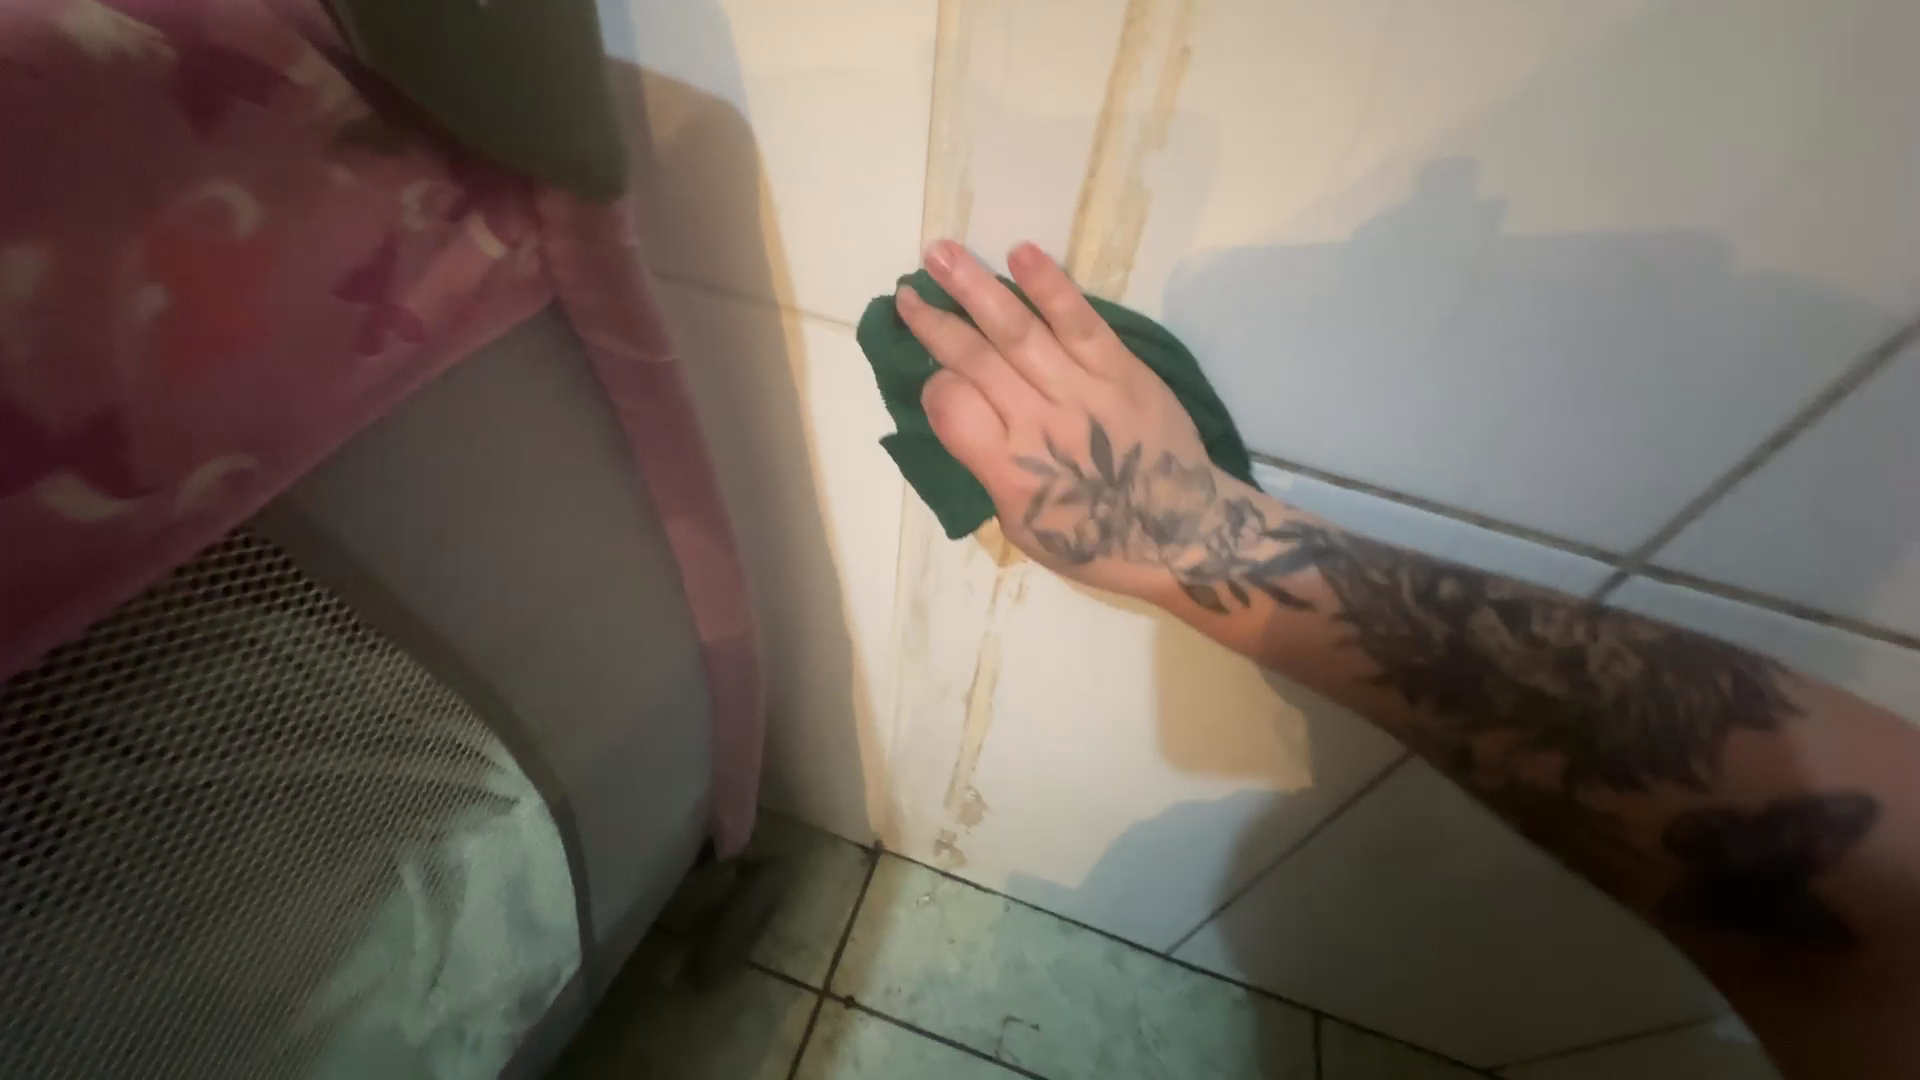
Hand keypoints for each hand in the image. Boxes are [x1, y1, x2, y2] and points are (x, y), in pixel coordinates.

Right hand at [896, 240, 1306, 615]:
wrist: (1180, 534)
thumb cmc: (1093, 542)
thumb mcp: (1021, 527)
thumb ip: (987, 469)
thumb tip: (962, 412)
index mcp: (1009, 471)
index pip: (951, 407)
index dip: (934, 385)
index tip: (937, 379)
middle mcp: (1040, 424)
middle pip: (976, 360)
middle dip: (935, 322)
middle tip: (906, 291)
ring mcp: (1084, 391)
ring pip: (1019, 330)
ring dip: (976, 288)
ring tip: (941, 254)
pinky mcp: (1123, 371)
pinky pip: (1081, 321)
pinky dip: (1050, 286)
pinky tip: (1020, 253)